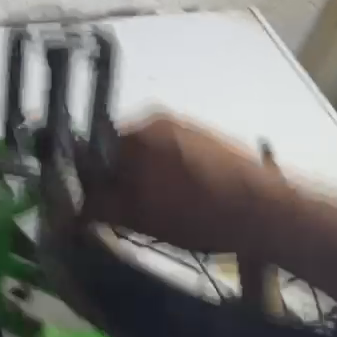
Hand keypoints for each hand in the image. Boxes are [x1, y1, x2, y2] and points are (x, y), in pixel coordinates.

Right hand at [87, 113, 297, 257]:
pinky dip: (168, 181)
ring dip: (142, 183)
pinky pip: (174, 160)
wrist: (271, 215)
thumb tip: (66, 210)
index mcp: (141, 128)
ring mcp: (189, 129)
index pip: (94, 147)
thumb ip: (98, 207)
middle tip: (120, 216)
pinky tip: (181, 209)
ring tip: (153, 217)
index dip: (87, 179)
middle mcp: (161, 119)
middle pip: (121, 150)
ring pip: (149, 157)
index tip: (86, 206)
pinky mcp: (211, 145)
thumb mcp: (141, 216)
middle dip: (116, 181)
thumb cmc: (199, 212)